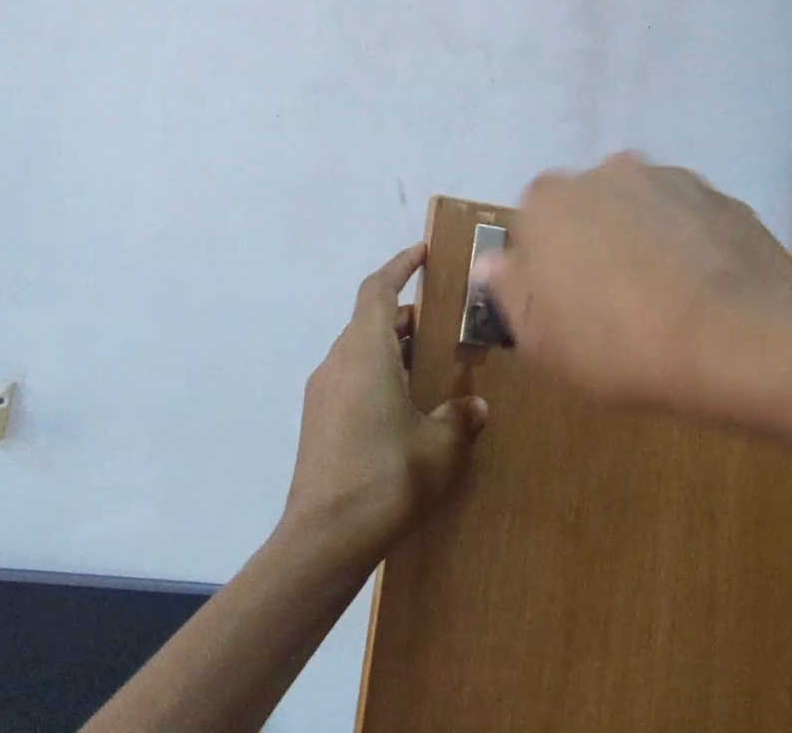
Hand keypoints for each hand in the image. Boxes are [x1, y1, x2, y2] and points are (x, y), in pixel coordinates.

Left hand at [284, 243, 489, 553]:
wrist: (323, 539)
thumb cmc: (387, 477)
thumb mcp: (440, 446)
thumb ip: (460, 418)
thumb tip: (474, 408)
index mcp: (365, 353)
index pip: (378, 291)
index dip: (400, 266)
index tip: (423, 253)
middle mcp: (337, 364)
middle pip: (370, 321)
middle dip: (406, 316)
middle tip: (444, 324)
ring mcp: (322, 395)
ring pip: (360, 353)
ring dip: (393, 350)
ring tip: (431, 367)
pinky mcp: (317, 424)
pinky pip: (351, 381)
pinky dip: (379, 377)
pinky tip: (406, 409)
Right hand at [487, 153, 791, 411]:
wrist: (736, 335)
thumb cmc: (618, 344)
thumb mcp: (541, 341)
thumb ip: (510, 291)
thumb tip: (494, 261)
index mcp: (547, 202)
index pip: (533, 228)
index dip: (546, 268)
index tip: (564, 306)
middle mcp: (603, 172)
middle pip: (587, 210)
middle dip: (593, 246)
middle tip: (613, 304)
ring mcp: (667, 178)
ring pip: (640, 209)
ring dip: (643, 240)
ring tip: (665, 298)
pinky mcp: (718, 195)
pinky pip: (687, 219)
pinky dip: (688, 243)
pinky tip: (702, 288)